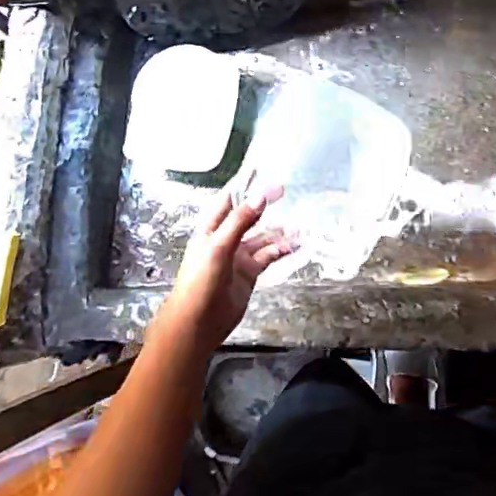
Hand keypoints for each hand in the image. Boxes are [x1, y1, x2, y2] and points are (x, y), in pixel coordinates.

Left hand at [159, 185, 292, 350]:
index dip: (244, 185)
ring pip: (262, 238)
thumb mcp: (218, 246)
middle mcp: (225, 239)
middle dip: (264, 204)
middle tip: (284, 192)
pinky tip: (295, 246)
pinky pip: (268, 257)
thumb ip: (240, 221)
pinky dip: (281, 250)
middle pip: (248, 216)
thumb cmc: (200, 281)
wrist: (197, 322)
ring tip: (299, 226)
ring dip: (278, 231)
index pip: (228, 199)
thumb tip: (259, 196)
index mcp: (211, 228)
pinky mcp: (249, 273)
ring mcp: (237, 256)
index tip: (261, 172)